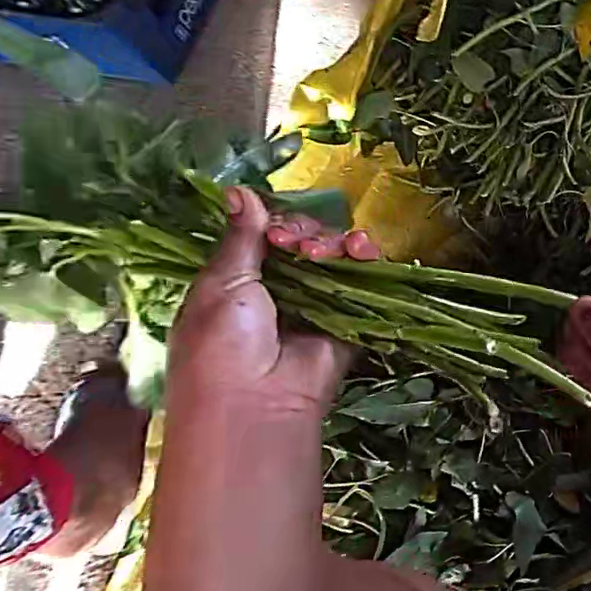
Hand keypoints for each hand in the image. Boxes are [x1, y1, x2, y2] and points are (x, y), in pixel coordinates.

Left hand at [166, 187, 356, 419]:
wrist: (258, 399)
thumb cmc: (223, 342)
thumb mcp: (222, 283)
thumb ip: (242, 239)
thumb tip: (242, 191)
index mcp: (244, 277)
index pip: (271, 234)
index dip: (276, 223)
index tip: (274, 231)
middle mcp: (285, 287)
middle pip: (308, 241)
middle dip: (305, 232)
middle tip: (295, 246)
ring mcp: (321, 301)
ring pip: (339, 256)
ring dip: (335, 242)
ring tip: (324, 252)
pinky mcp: (353, 317)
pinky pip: (366, 281)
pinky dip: (368, 259)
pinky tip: (363, 249)